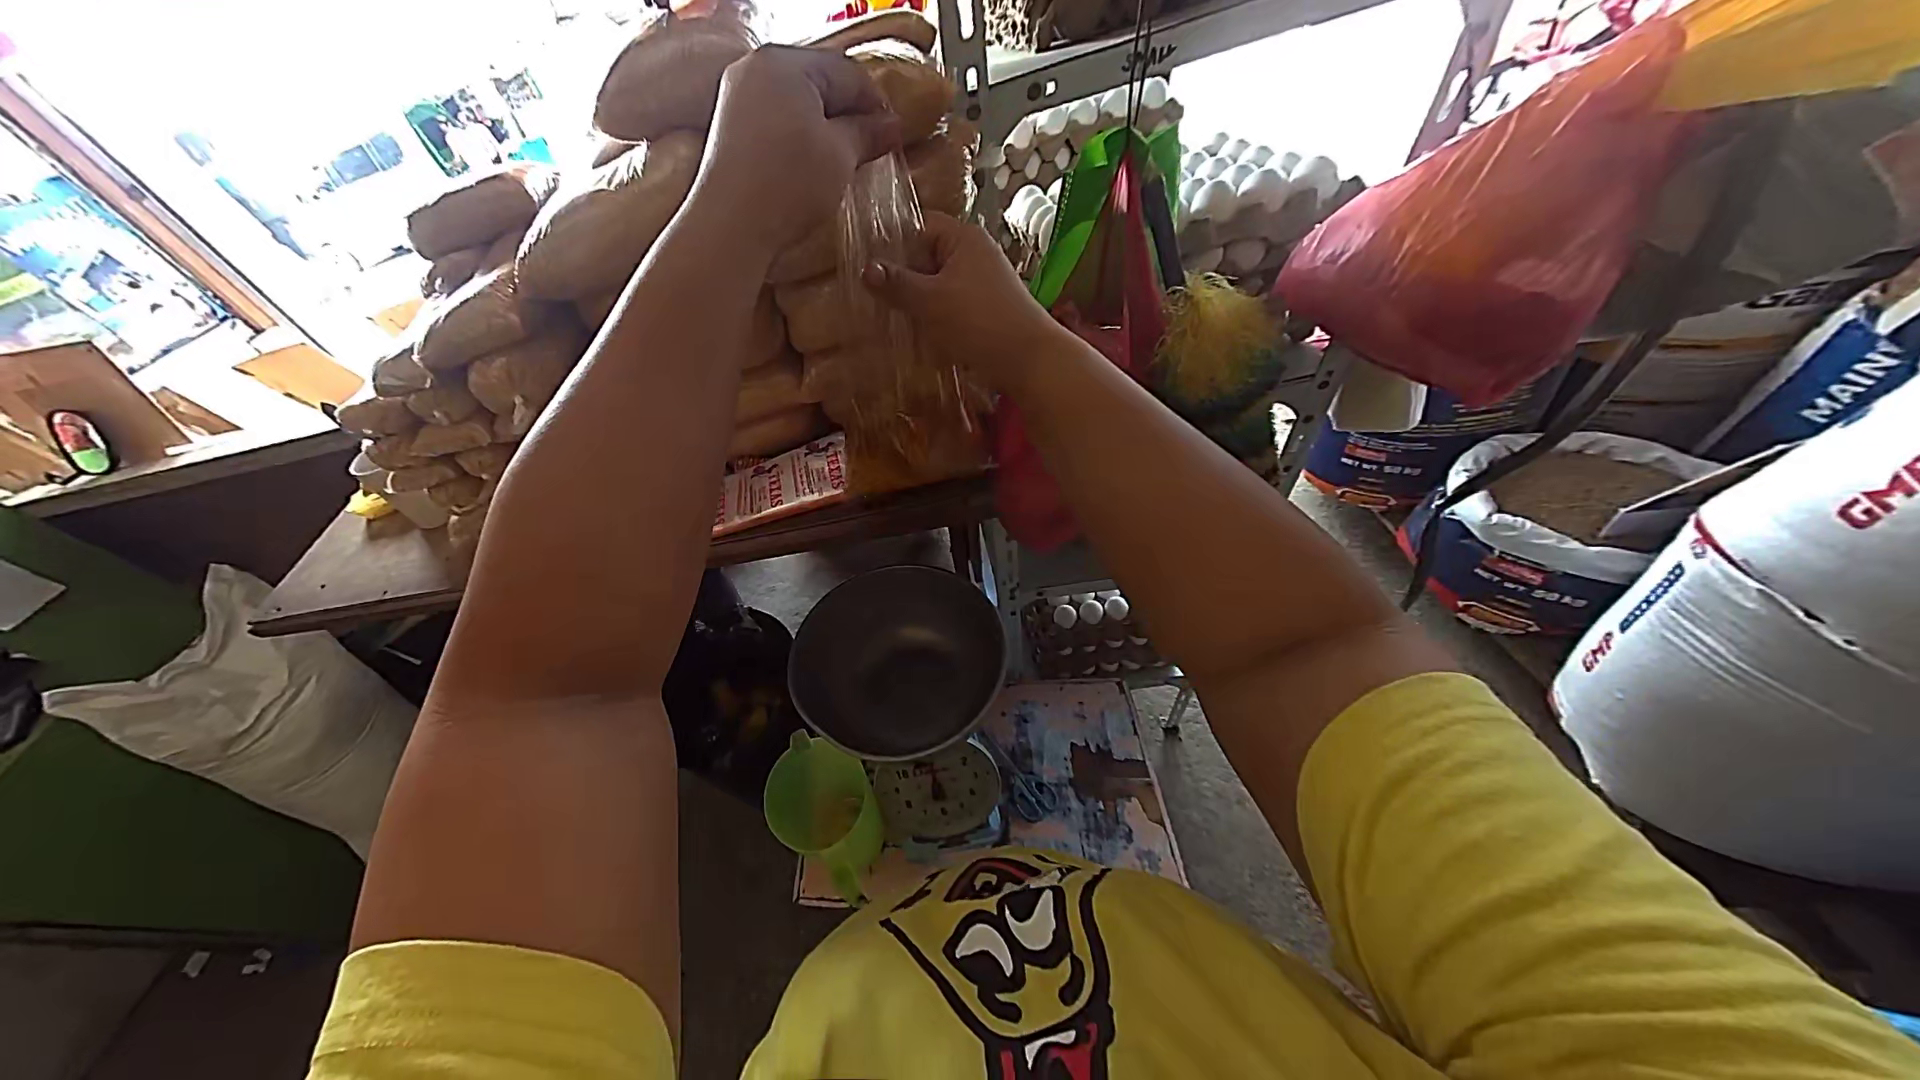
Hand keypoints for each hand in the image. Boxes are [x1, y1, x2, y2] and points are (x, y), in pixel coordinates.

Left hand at [692, 46, 900, 258]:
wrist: (732, 225)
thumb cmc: (790, 184)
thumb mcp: (841, 156)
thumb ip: (868, 134)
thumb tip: (893, 125)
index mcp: (787, 63)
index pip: (847, 73)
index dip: (876, 103)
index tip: (893, 135)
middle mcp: (757, 68)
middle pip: (819, 82)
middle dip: (849, 114)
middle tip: (871, 149)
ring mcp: (739, 96)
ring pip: (797, 102)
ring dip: (826, 127)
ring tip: (844, 161)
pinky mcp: (731, 127)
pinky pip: (777, 120)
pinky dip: (801, 137)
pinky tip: (813, 166)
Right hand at [863, 212, 1073, 393]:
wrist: (1028, 360)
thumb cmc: (978, 322)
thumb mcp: (930, 301)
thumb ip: (896, 284)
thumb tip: (865, 268)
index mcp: (963, 238)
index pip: (918, 226)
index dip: (892, 242)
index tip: (867, 264)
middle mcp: (974, 255)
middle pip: (927, 257)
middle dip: (901, 276)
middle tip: (870, 294)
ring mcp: (982, 284)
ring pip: (937, 285)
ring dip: (916, 300)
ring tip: (887, 315)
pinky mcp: (985, 311)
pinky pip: (950, 306)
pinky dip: (933, 317)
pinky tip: (914, 333)